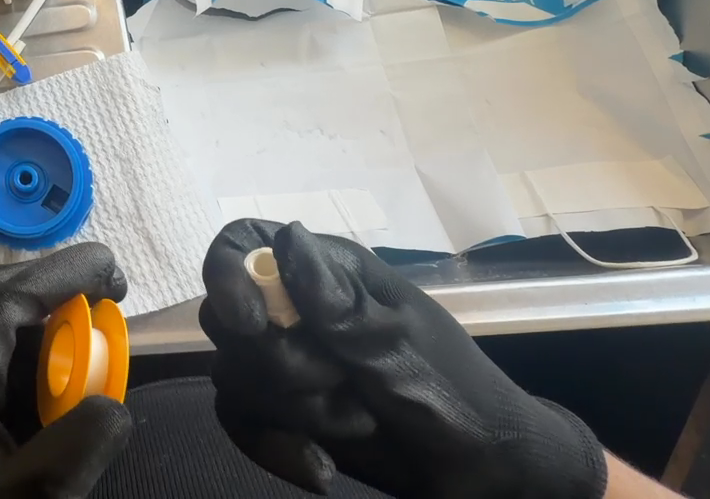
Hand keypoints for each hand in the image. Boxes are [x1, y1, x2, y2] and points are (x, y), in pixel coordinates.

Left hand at [0, 242, 133, 498]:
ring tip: (93, 335)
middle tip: (106, 291)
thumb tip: (115, 405)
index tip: (110, 267)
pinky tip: (63, 384)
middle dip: (52, 284)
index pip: (8, 299)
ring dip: (45, 320)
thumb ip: (73, 449)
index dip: (61, 274)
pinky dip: (35, 358)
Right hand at [199, 220, 605, 498]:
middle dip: (279, 363)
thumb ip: (337, 300)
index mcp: (317, 270)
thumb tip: (286, 236)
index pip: (242, 244)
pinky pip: (237, 418)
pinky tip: (318, 468)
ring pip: (232, 373)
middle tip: (340, 380)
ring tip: (356, 422)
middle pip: (226, 319)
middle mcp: (287, 305)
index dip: (227, 273)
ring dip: (292, 409)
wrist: (483, 474)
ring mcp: (278, 356)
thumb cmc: (452, 390)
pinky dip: (272, 446)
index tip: (248, 321)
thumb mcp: (399, 344)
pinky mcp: (277, 406)